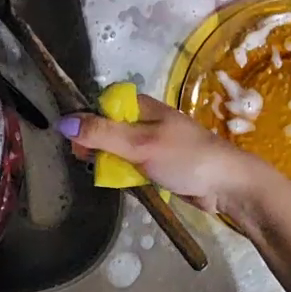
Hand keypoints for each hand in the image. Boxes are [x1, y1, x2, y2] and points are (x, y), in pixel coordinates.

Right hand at [58, 95, 271, 216]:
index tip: (78, 147)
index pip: (99, 107)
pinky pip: (131, 167)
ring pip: (116, 151)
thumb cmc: (185, 158)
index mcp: (140, 106)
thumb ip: (101, 133)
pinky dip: (126, 176)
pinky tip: (129, 186)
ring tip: (115, 179)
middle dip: (96, 149)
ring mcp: (152, 143)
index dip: (84, 124)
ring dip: (111, 165)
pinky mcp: (158, 164)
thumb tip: (63, 122)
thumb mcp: (139, 144)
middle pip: (105, 130)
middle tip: (95, 167)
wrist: (228, 186)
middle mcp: (144, 120)